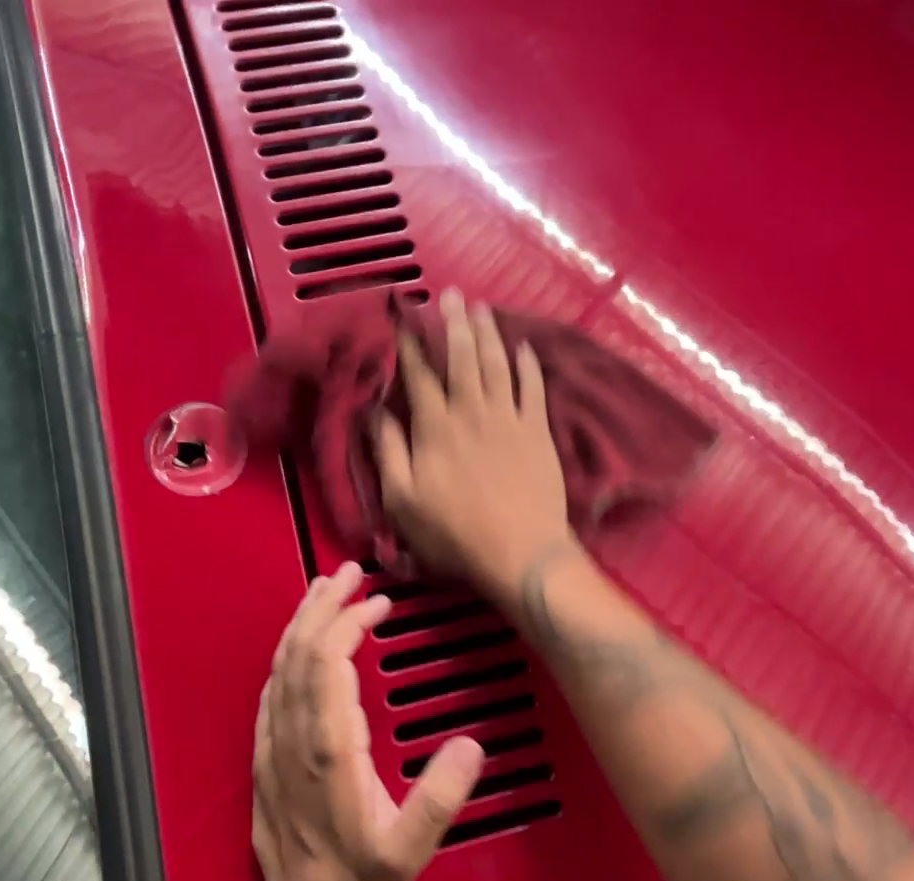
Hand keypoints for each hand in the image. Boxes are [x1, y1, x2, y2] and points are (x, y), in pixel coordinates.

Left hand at [253, 562, 486, 880]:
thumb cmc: (363, 876)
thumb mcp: (412, 843)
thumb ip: (441, 795)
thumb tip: (470, 745)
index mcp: (329, 747)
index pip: (330, 661)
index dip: (350, 621)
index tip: (378, 602)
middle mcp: (295, 737)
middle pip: (301, 650)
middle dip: (323, 603)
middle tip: (347, 571)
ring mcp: (275, 745)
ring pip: (281, 666)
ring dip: (302, 622)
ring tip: (322, 591)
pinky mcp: (265, 757)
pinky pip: (270, 691)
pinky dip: (286, 656)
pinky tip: (297, 645)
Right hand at [373, 289, 576, 593]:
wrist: (520, 553)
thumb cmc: (454, 534)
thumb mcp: (403, 502)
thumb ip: (389, 453)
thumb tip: (375, 413)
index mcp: (434, 429)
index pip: (420, 375)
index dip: (411, 343)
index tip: (405, 317)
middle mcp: (471, 413)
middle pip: (462, 358)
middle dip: (453, 323)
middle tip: (450, 294)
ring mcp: (509, 420)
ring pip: (497, 365)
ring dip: (488, 333)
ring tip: (481, 307)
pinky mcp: (538, 433)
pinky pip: (534, 389)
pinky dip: (529, 366)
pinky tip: (525, 348)